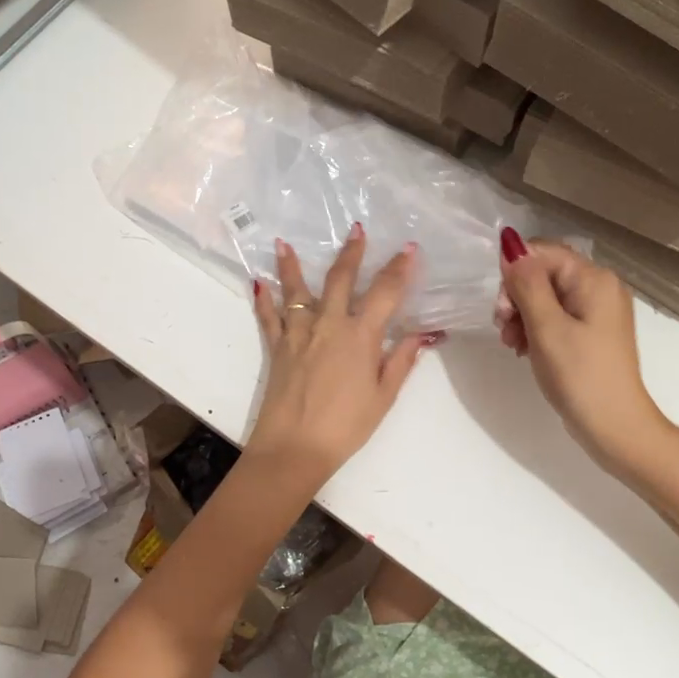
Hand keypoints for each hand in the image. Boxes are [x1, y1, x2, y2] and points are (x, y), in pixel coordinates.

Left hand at [246, 226, 439, 482]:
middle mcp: (329, 325)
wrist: (295, 447)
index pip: (385, 293)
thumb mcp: (383, 397)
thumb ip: (401, 362)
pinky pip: (269, 318)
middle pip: (340, 279)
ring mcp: (299, 335)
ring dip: (291, 265)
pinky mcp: (278, 349)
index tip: (409, 249)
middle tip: (356, 230)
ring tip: (284, 243)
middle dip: (351, 253)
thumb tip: (421, 334)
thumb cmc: (346, 427)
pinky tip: (258, 284)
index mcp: (361, 336)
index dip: (400, 269)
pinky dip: (263, 300)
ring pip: (296, 292)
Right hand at [496, 229, 671, 467]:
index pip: (542, 253)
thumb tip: (510, 245)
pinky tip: (526, 350)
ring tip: (513, 346)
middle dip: (516, 298)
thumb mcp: (546, 327)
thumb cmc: (579, 375)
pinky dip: (536, 329)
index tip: (501, 310)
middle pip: (544, 274)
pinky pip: (557, 317)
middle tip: (505, 331)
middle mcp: (600, 287)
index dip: (515, 273)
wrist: (613, 425)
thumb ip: (526, 283)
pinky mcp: (593, 333)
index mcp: (593, 279)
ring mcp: (598, 312)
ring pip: (547, 297)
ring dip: (522, 316)